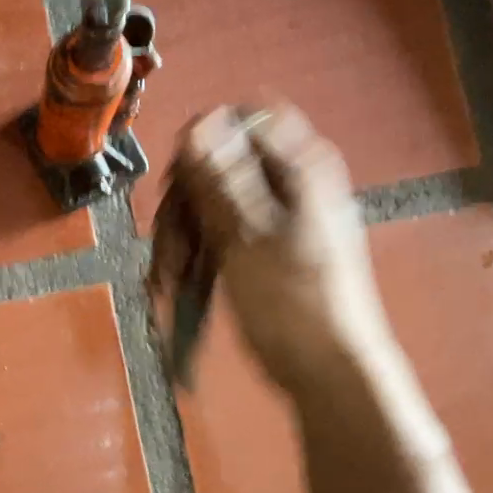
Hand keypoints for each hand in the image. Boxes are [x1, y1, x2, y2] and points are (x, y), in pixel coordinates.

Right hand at [164, 102, 396, 395]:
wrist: (324, 371)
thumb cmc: (294, 305)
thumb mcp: (249, 237)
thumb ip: (222, 179)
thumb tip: (198, 123)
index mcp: (299, 170)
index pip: (244, 121)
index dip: (203, 145)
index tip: (177, 186)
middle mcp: (285, 186)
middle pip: (215, 169)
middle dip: (181, 211)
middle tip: (169, 254)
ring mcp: (270, 220)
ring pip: (205, 208)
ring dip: (178, 244)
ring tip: (168, 284)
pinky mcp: (256, 251)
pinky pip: (211, 239)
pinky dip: (189, 261)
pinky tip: (172, 288)